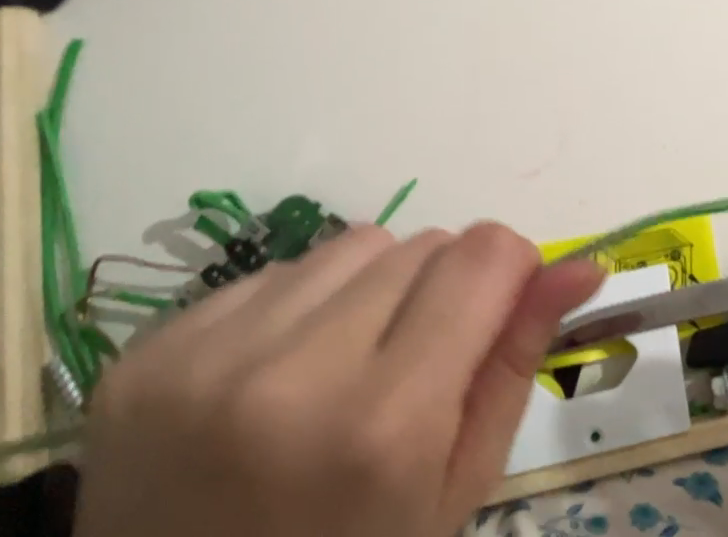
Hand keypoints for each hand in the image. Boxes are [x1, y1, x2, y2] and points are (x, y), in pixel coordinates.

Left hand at [74, 223, 604, 536]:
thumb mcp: (457, 483)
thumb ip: (518, 361)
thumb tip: (580, 264)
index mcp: (385, 423)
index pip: (484, 258)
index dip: (508, 274)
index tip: (496, 314)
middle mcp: (292, 375)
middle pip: (423, 245)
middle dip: (440, 288)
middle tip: (413, 364)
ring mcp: (206, 359)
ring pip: (353, 244)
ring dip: (370, 289)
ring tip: (342, 365)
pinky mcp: (148, 350)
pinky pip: (273, 271)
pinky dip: (298, 307)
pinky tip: (275, 377)